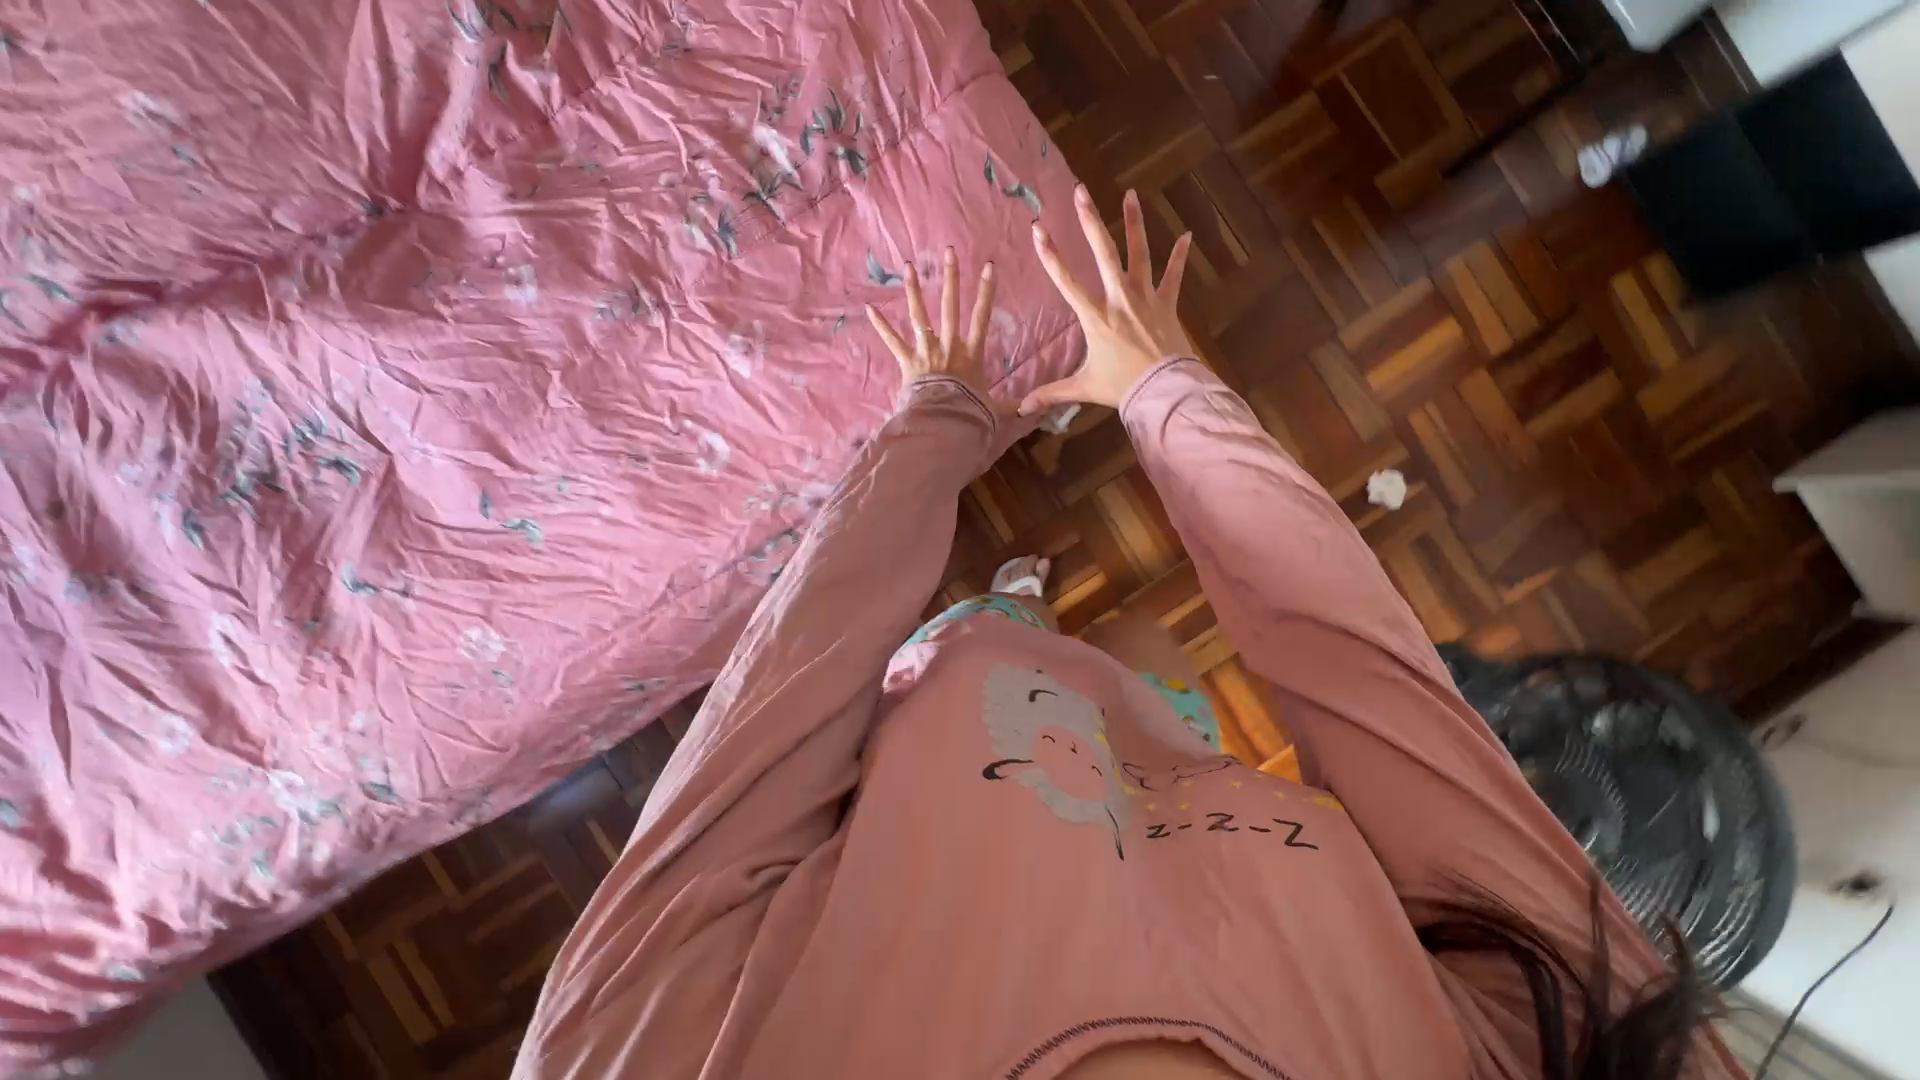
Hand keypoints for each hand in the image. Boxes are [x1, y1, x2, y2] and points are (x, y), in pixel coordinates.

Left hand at [867, 247, 1006, 412]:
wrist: (942, 422)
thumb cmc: (968, 414)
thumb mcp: (992, 409)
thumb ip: (1009, 406)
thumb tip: (1030, 410)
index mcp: (971, 353)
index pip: (981, 316)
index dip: (986, 291)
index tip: (988, 266)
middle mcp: (949, 345)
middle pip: (950, 306)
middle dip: (951, 277)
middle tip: (949, 252)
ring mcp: (927, 351)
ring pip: (920, 316)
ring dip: (914, 290)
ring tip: (909, 267)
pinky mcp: (908, 361)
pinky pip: (892, 341)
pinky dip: (881, 325)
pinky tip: (869, 308)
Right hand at [1020, 186, 1194, 414]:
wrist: (1163, 390)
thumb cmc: (1122, 388)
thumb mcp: (1083, 388)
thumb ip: (1051, 394)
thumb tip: (1021, 408)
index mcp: (1096, 319)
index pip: (1067, 282)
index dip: (1050, 256)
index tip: (1037, 230)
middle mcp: (1119, 300)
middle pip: (1103, 253)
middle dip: (1090, 221)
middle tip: (1081, 192)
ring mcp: (1146, 299)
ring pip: (1139, 254)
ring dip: (1134, 223)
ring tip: (1130, 194)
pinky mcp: (1167, 305)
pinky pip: (1174, 276)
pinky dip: (1180, 256)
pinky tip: (1186, 235)